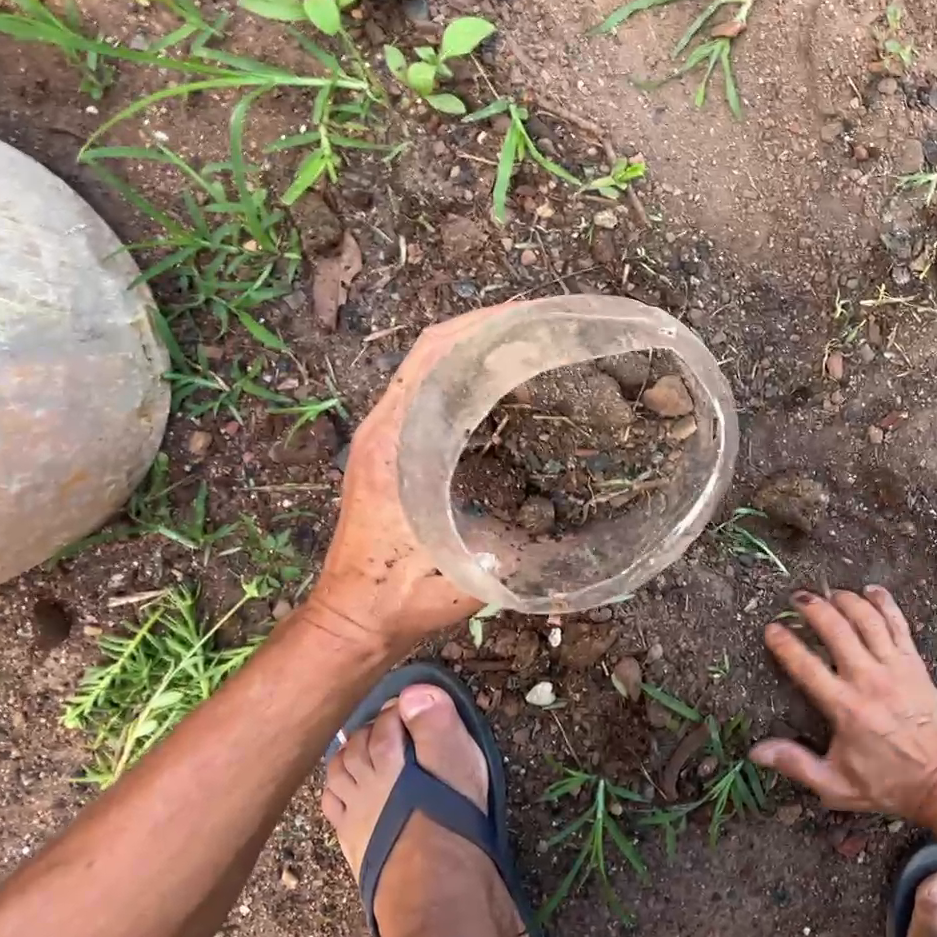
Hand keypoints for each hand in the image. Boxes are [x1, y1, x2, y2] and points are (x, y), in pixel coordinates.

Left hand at [304, 305, 519, 652]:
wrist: (353, 620)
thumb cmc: (402, 596)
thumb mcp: (471, 573)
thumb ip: (522, 548)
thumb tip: (583, 521)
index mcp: (395, 443)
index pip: (434, 356)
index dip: (483, 326)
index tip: (535, 316)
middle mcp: (385, 427)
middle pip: (434, 349)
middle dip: (491, 327)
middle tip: (550, 326)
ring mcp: (387, 435)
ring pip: (432, 366)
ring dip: (480, 346)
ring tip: (537, 343)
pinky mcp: (395, 449)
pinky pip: (433, 391)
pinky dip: (471, 373)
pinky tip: (512, 385)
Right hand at [752, 587, 936, 821]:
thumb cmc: (885, 782)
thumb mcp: (835, 784)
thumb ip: (795, 764)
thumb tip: (756, 751)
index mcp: (844, 707)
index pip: (806, 666)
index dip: (785, 644)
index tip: (772, 629)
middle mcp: (867, 679)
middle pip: (836, 630)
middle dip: (814, 608)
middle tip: (798, 598)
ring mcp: (893, 666)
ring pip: (867, 619)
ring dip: (846, 600)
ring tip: (829, 592)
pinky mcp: (914, 662)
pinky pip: (898, 623)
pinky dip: (885, 603)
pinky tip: (871, 590)